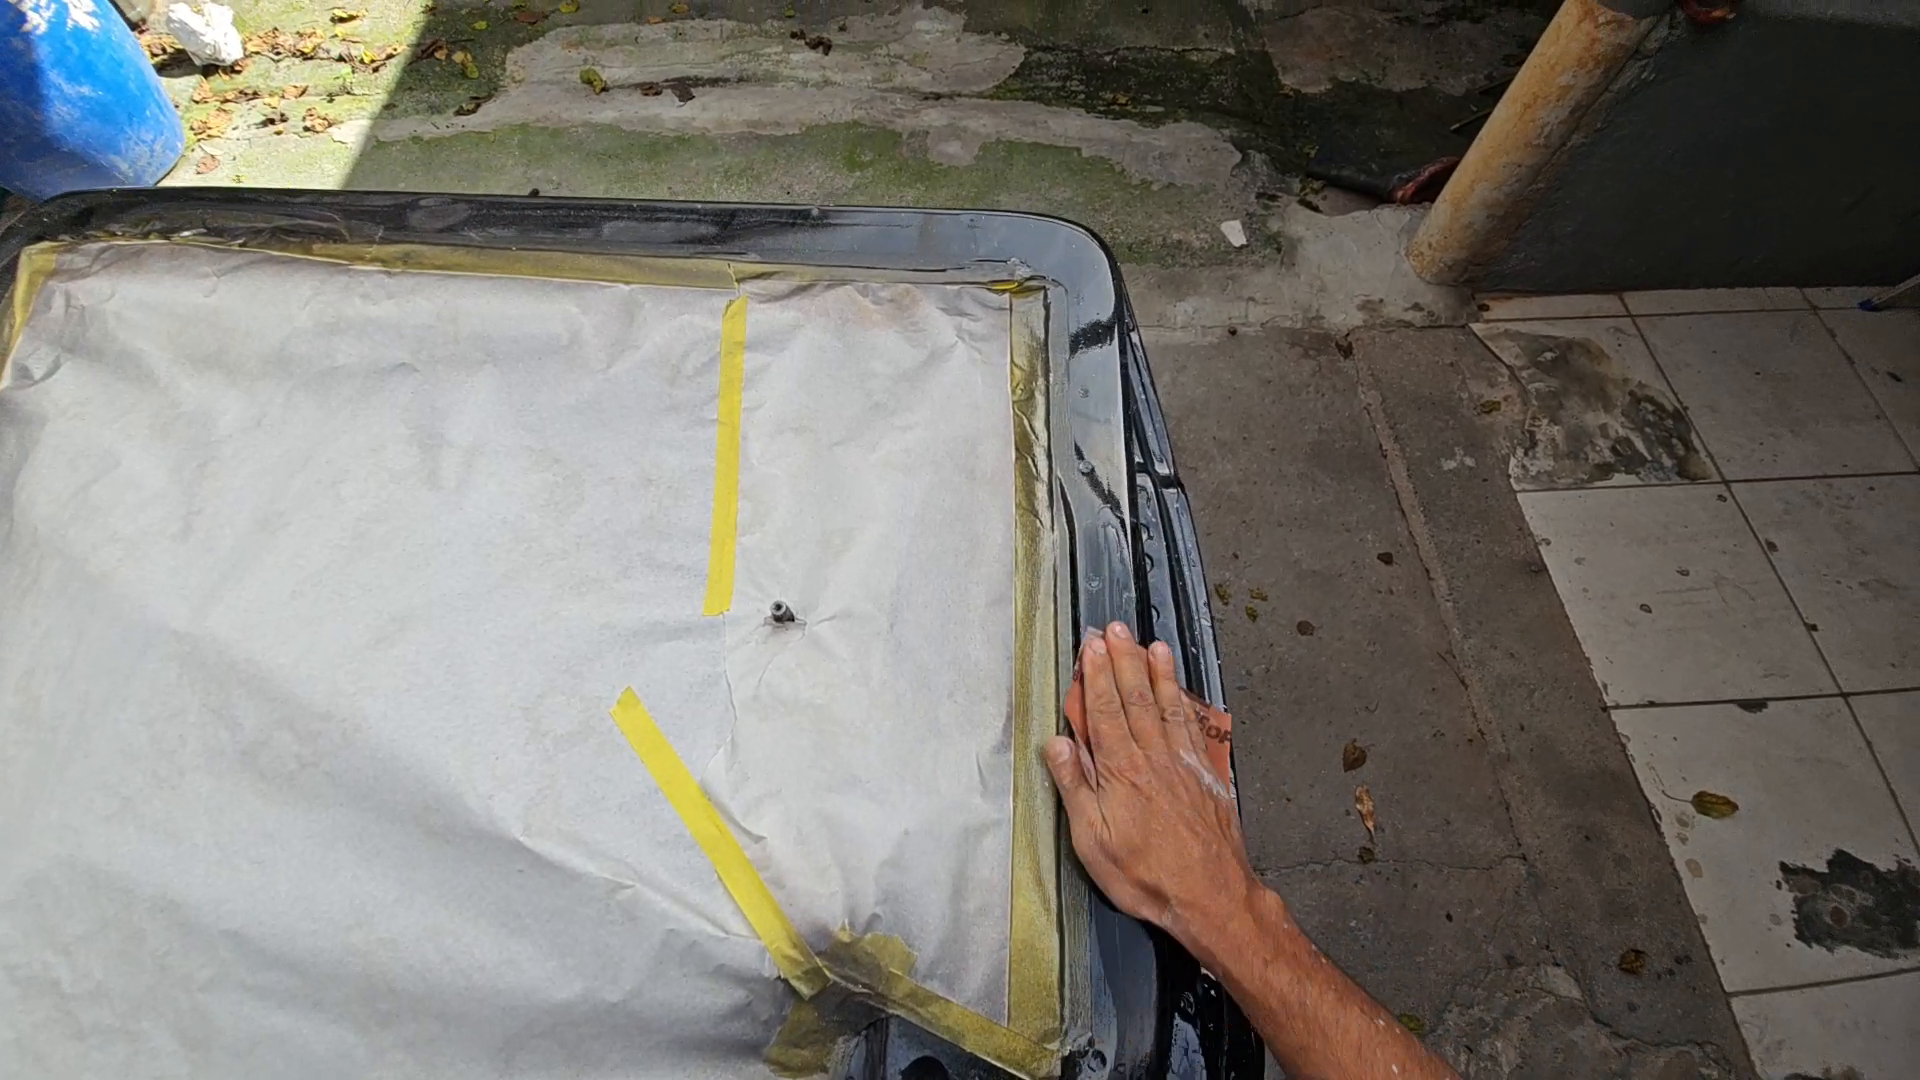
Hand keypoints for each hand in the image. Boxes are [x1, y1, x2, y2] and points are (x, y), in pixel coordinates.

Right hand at [1044, 622, 1259, 946]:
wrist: (1211, 897)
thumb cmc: (1144, 874)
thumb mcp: (1092, 841)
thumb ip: (1075, 787)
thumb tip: (1056, 743)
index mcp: (1120, 771)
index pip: (1104, 711)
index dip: (1095, 676)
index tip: (1090, 646)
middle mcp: (1152, 756)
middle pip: (1135, 697)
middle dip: (1122, 659)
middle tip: (1114, 628)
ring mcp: (1182, 761)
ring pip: (1166, 704)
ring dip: (1155, 670)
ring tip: (1148, 642)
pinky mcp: (1206, 773)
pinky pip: (1192, 725)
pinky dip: (1184, 698)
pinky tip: (1179, 683)